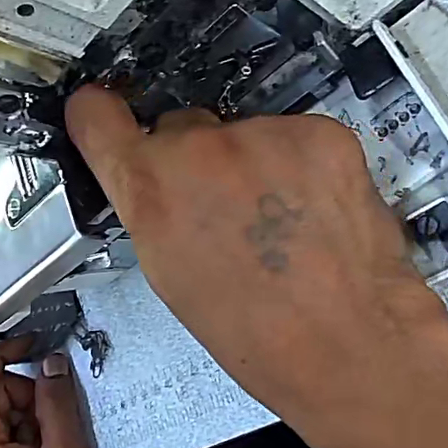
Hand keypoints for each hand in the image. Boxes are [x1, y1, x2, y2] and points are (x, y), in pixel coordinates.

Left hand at [0, 339, 92, 447]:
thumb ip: (58, 404)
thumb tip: (53, 363)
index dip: (4, 353)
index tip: (35, 343)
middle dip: (29, 394)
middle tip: (59, 420)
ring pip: (0, 409)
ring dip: (32, 414)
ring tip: (54, 446)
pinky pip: (2, 428)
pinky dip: (28, 430)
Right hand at [64, 87, 447, 447]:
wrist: (348, 341)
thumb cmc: (265, 335)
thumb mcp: (176, 277)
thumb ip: (159, 213)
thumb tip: (164, 190)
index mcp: (150, 191)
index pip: (99, 118)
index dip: (104, 114)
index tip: (108, 106)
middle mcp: (201, 151)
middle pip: (190, 128)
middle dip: (206, 161)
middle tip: (238, 210)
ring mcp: (265, 135)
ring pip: (252, 134)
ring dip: (266, 166)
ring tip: (289, 224)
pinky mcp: (323, 134)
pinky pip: (303, 138)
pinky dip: (311, 166)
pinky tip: (319, 212)